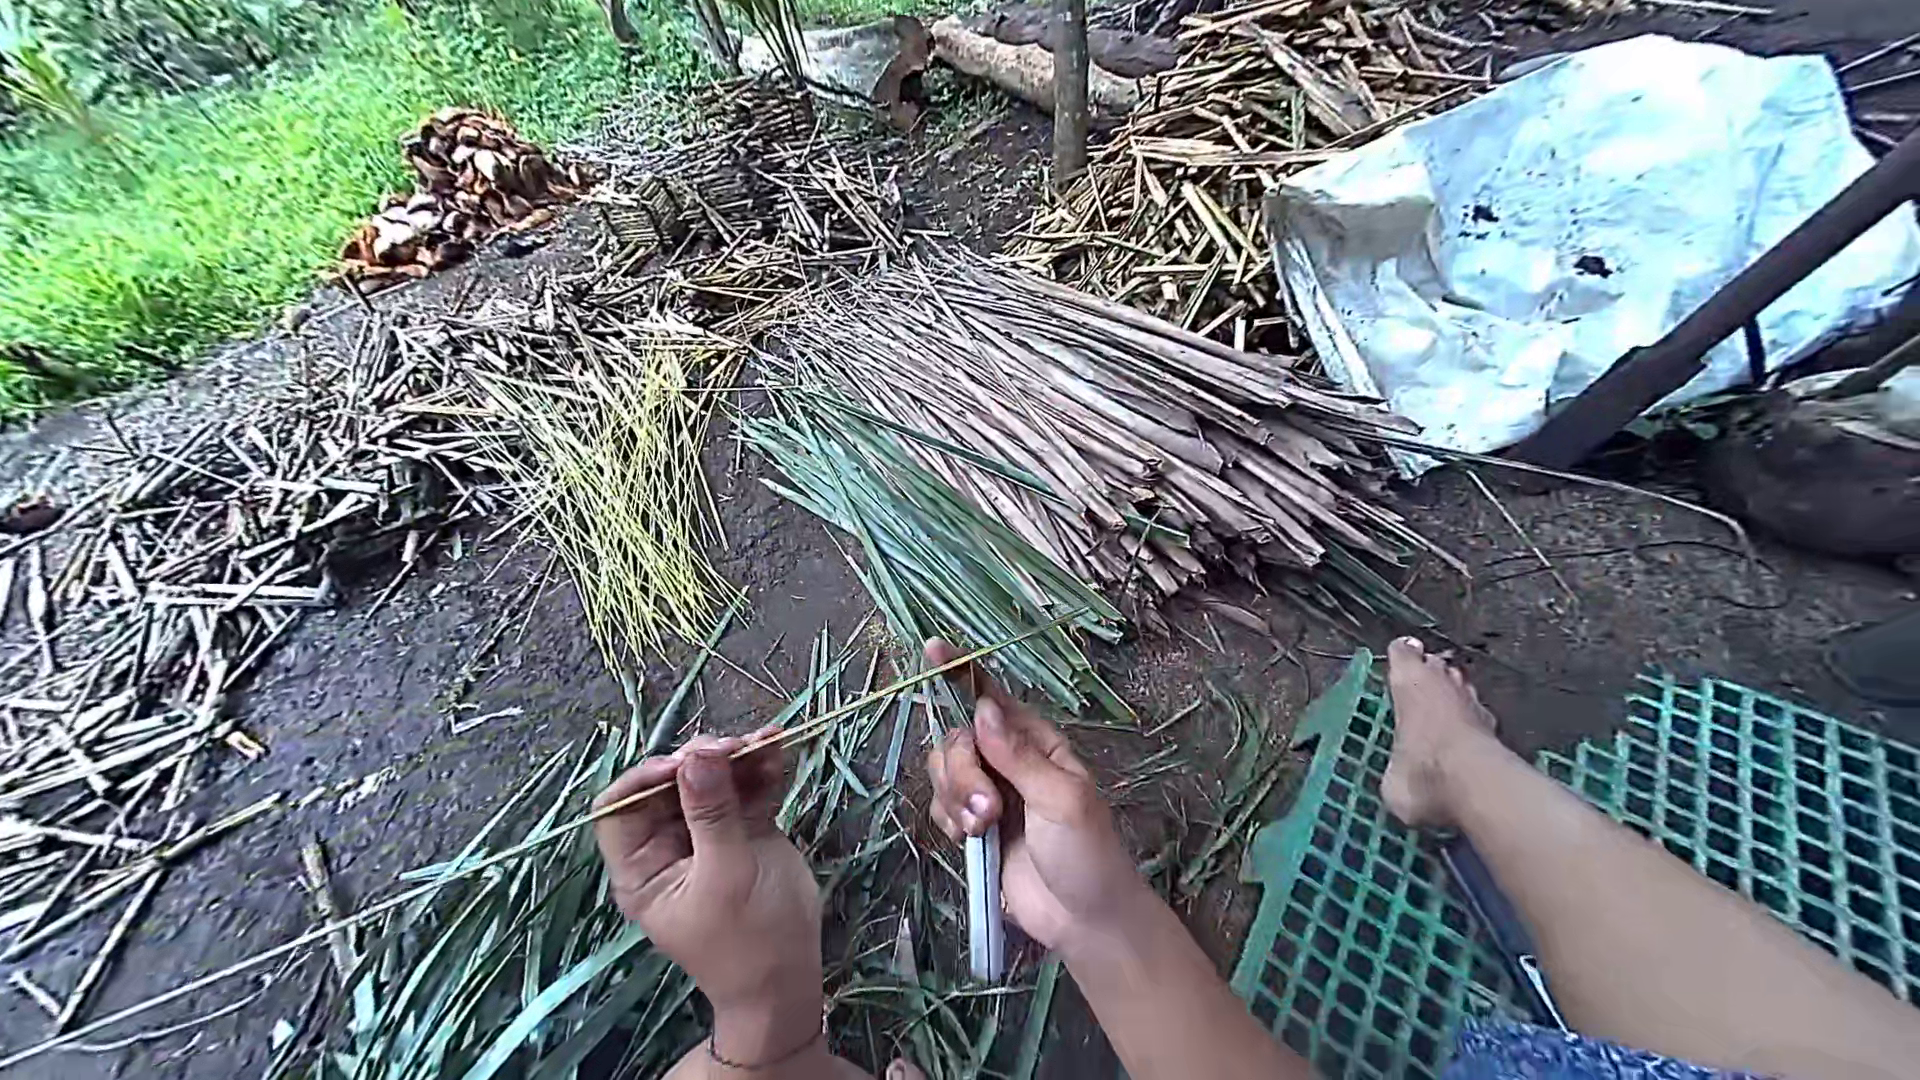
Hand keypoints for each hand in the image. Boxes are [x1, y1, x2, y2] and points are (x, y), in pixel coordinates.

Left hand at [594, 731, 822, 1063]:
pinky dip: (762, 765)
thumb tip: (697, 753)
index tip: (686, 762)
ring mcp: (711, 831)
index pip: (621, 808)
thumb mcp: (725, 874)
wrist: (792, 973)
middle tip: (737, 745)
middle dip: (704, 758)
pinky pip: (748, 786)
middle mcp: (671, 842)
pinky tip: (779, 746)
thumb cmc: (747, 938)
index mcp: (644, 865)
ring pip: (715, 777)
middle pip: (674, 782)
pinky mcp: (746, 825)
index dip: (645, 777)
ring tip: (767, 739)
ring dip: (740, 754)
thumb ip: (712, 812)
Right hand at [922, 639, 1149, 953]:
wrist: (1083, 921)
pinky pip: (939, 803)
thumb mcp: (1062, 799)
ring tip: (985, 830)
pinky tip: (972, 840)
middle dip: (963, 772)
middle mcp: (1005, 757)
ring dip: (957, 799)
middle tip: (988, 809)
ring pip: (943, 769)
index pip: (991, 696)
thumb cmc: (1087, 852)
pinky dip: (949, 819)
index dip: (961, 672)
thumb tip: (982, 709)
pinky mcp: (971, 822)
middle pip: (957, 737)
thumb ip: (1018, 756)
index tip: (933, 649)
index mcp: (1033, 740)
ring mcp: (986, 789)